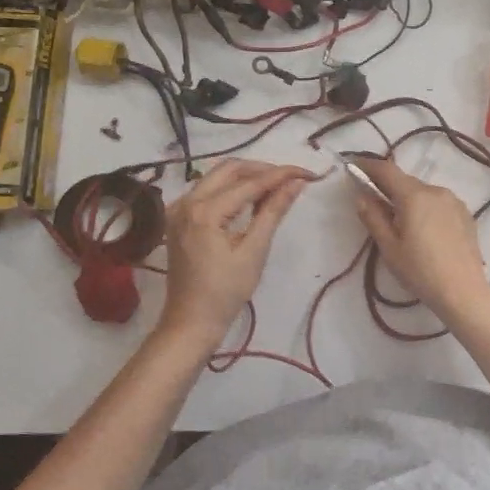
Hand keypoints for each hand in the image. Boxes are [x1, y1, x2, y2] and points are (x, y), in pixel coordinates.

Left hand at [158, 159, 313, 344]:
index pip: (250, 182)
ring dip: (248, 178)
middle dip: (264, 170)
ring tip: (277, 189)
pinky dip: (232, 190)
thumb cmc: (226, 291)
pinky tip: (251, 201)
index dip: (282, 175)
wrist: (191, 320)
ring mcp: (179, 209)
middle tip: (292, 180)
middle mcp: (187, 202)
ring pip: (217, 178)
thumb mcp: (254, 250)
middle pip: (229, 169)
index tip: (309, 173)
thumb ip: (273, 211)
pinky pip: (208, 192)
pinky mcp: (179, 219)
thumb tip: (296, 183)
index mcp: (205, 211)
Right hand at [353, 157, 489, 316]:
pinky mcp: (466, 214)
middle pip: (406, 181)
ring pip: (424, 193)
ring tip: (399, 221)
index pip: (387, 170)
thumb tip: (362, 196)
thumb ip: (373, 217)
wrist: (463, 291)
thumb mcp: (389, 247)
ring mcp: (455, 202)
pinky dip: (426, 208)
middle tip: (372, 199)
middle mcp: (437, 191)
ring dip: (408, 198)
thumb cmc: (420, 271)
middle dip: (387, 186)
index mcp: (415, 196)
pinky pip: (439, 203)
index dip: (368, 166)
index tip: (353, 166)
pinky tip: (424, 229)